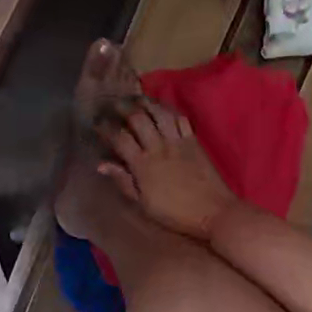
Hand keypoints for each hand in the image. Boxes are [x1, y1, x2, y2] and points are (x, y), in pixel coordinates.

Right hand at [97, 97, 238, 242]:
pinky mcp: (194, 141)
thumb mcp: (143, 204)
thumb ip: (123, 181)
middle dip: (123, 108)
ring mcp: (178, 142)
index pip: (120, 138)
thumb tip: (102, 164)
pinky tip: (162, 108)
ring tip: (136, 98)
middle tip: (114, 104)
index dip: (106, 128)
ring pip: (159, 113)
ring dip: (146, 103)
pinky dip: (169, 110)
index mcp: (143, 165)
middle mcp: (158, 147)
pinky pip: (180, 118)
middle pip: (138, 119)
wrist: (214, 213)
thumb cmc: (174, 213)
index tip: (97, 123)